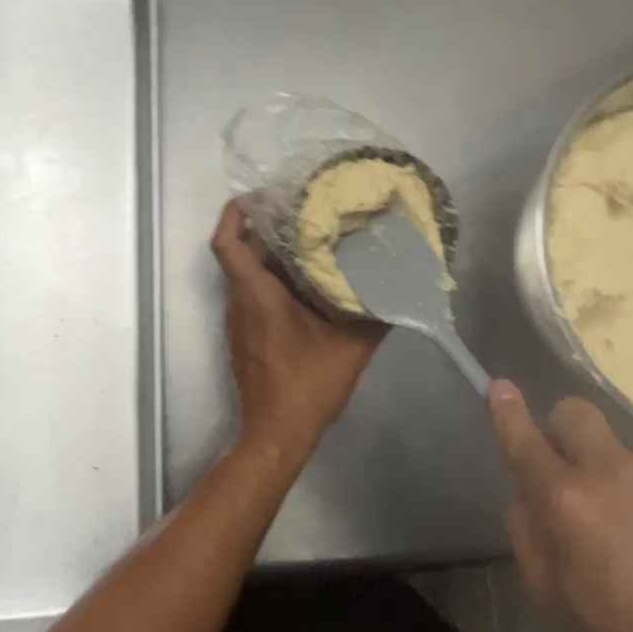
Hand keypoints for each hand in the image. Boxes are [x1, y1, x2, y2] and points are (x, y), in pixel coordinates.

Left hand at [212, 200, 384, 461]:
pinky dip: (275, 282)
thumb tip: (404, 286)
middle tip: (304, 213)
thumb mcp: (350, 348)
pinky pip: (254, 296)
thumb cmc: (306, 387)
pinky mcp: (247, 338)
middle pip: (242, 253)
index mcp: (257, 296)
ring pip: (249, 276)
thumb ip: (376, 315)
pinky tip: (309, 285)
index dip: (237, 213)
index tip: (260, 196)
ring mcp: (241, 322)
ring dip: (273, 256)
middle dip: (267, 229)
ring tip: (313, 242)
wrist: (276, 435)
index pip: (228, 242)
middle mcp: (241, 303)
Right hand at [487, 384, 632, 631]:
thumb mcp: (561, 606)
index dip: (507, 413)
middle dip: (563, 427)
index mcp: (569, 502)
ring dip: (624, 484)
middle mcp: (617, 471)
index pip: (525, 442)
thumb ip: (532, 543)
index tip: (501, 387)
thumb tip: (529, 505)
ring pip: (629, 459)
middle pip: (578, 414)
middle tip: (572, 471)